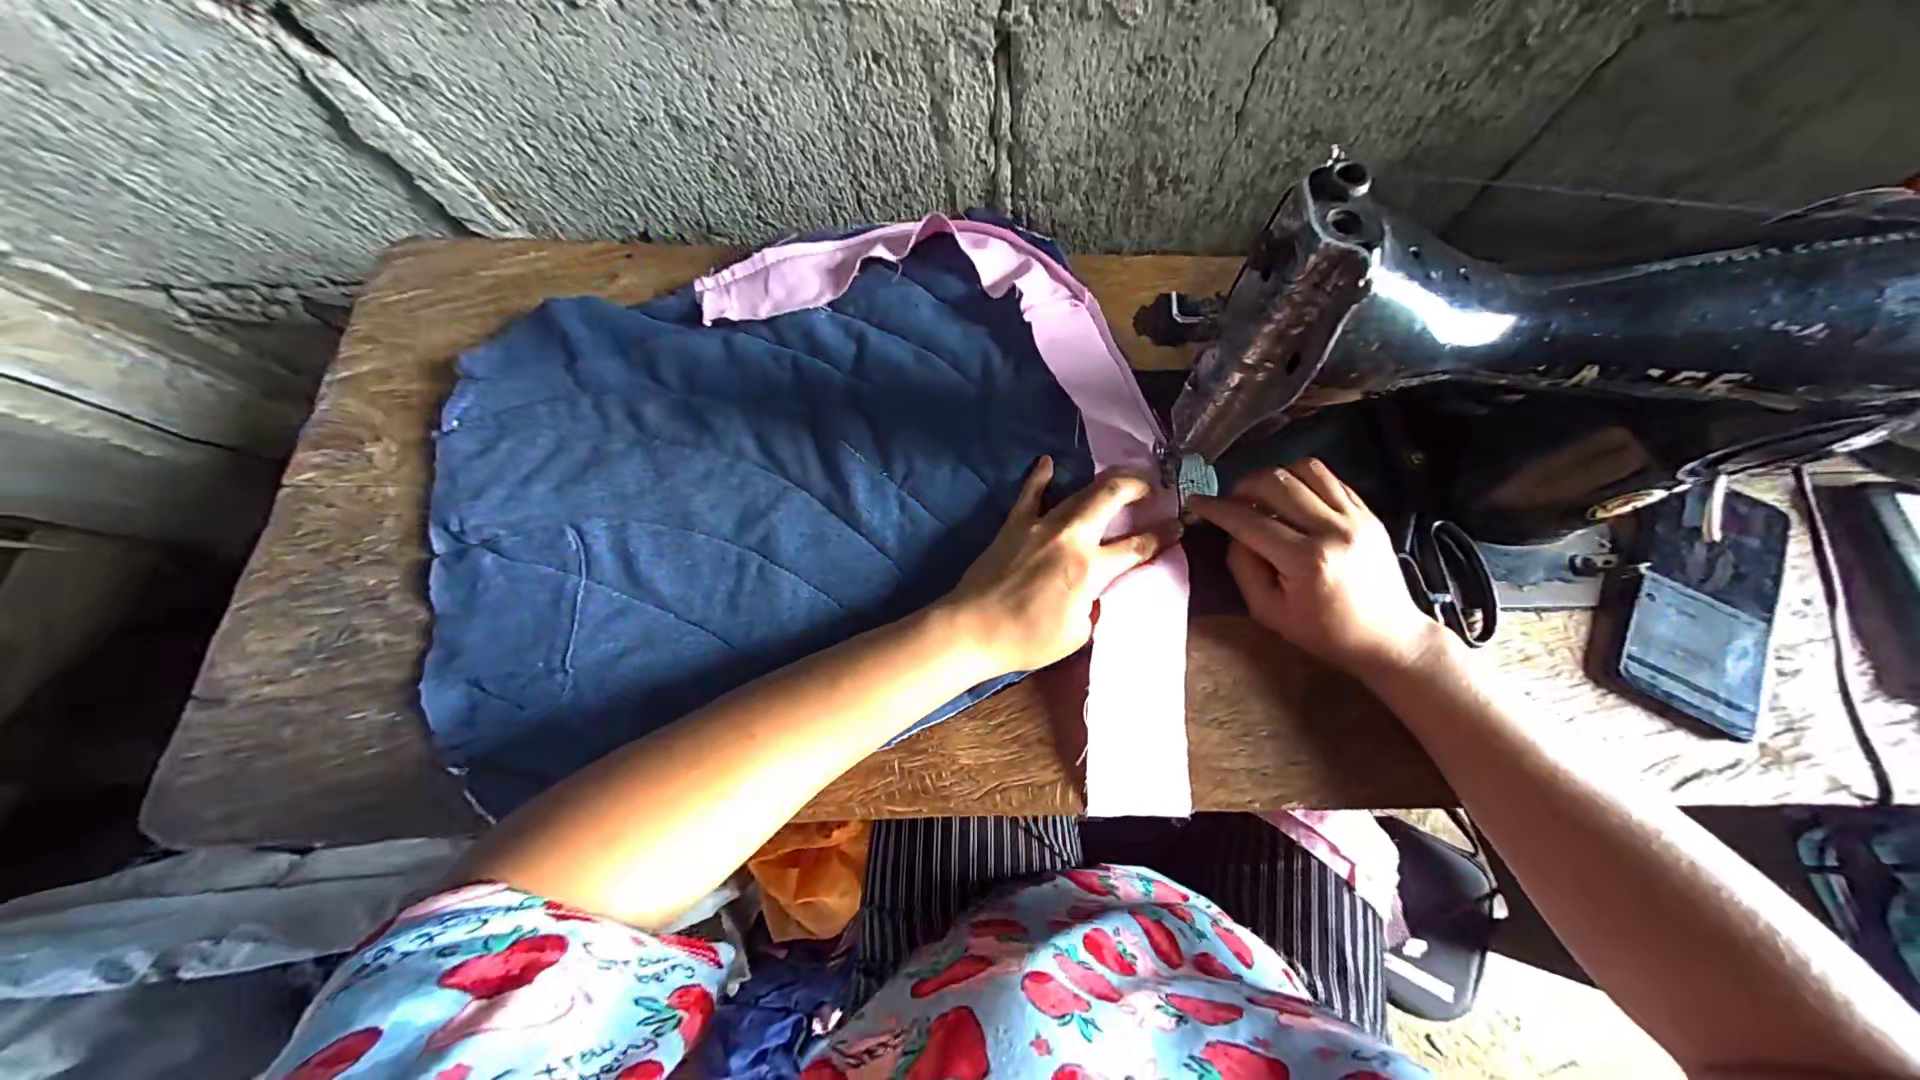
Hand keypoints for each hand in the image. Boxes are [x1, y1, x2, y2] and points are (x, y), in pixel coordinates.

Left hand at [939, 456, 1173, 676]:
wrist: (972, 629)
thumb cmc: (1027, 639)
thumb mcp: (1078, 633)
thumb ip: (1094, 604)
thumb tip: (1095, 588)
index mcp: (1090, 568)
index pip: (1137, 546)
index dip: (1162, 534)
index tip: (1177, 524)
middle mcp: (1070, 537)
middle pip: (1112, 497)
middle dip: (1139, 486)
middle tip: (1153, 488)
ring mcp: (1040, 525)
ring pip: (1079, 491)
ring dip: (1103, 482)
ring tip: (1120, 479)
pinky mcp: (1014, 524)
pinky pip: (1030, 493)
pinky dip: (1040, 476)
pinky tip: (1047, 462)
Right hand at [1190, 458, 1443, 677]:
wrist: (1387, 637)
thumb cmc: (1323, 632)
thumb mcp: (1268, 611)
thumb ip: (1243, 568)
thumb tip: (1234, 534)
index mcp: (1306, 560)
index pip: (1249, 521)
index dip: (1216, 508)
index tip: (1196, 502)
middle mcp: (1333, 529)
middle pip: (1275, 482)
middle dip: (1242, 487)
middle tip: (1231, 503)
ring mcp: (1355, 516)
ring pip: (1304, 469)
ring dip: (1274, 477)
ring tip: (1262, 497)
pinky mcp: (1368, 512)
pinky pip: (1329, 478)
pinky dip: (1302, 481)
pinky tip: (1291, 500)